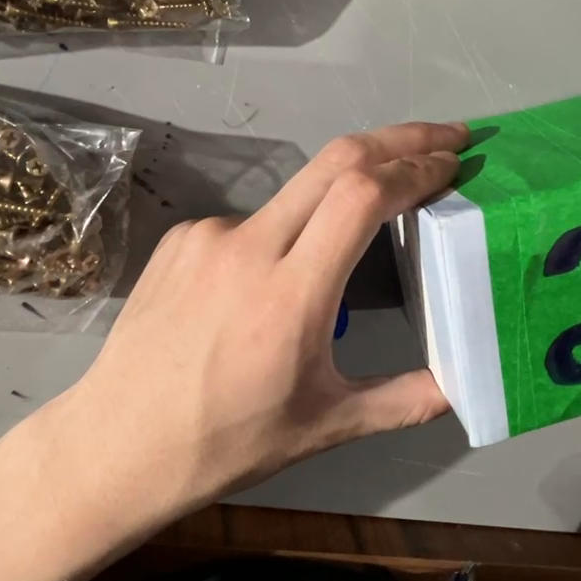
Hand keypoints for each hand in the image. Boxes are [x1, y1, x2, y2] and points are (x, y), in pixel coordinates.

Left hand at [0, 122, 468, 580]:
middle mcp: (248, 248)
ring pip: (297, 192)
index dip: (412, 166)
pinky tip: (276, 275)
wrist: (116, 444)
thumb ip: (404, 400)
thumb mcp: (326, 426)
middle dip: (400, 137)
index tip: (451, 160)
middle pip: (336, 159)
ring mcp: (209, 234)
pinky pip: (254, 218)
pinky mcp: (182, 235)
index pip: (360, 196)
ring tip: (354, 240)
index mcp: (291, 297)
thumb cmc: (228, 441)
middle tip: (446, 136)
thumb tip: (464, 382)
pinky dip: (286, 230)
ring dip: (342, 194)